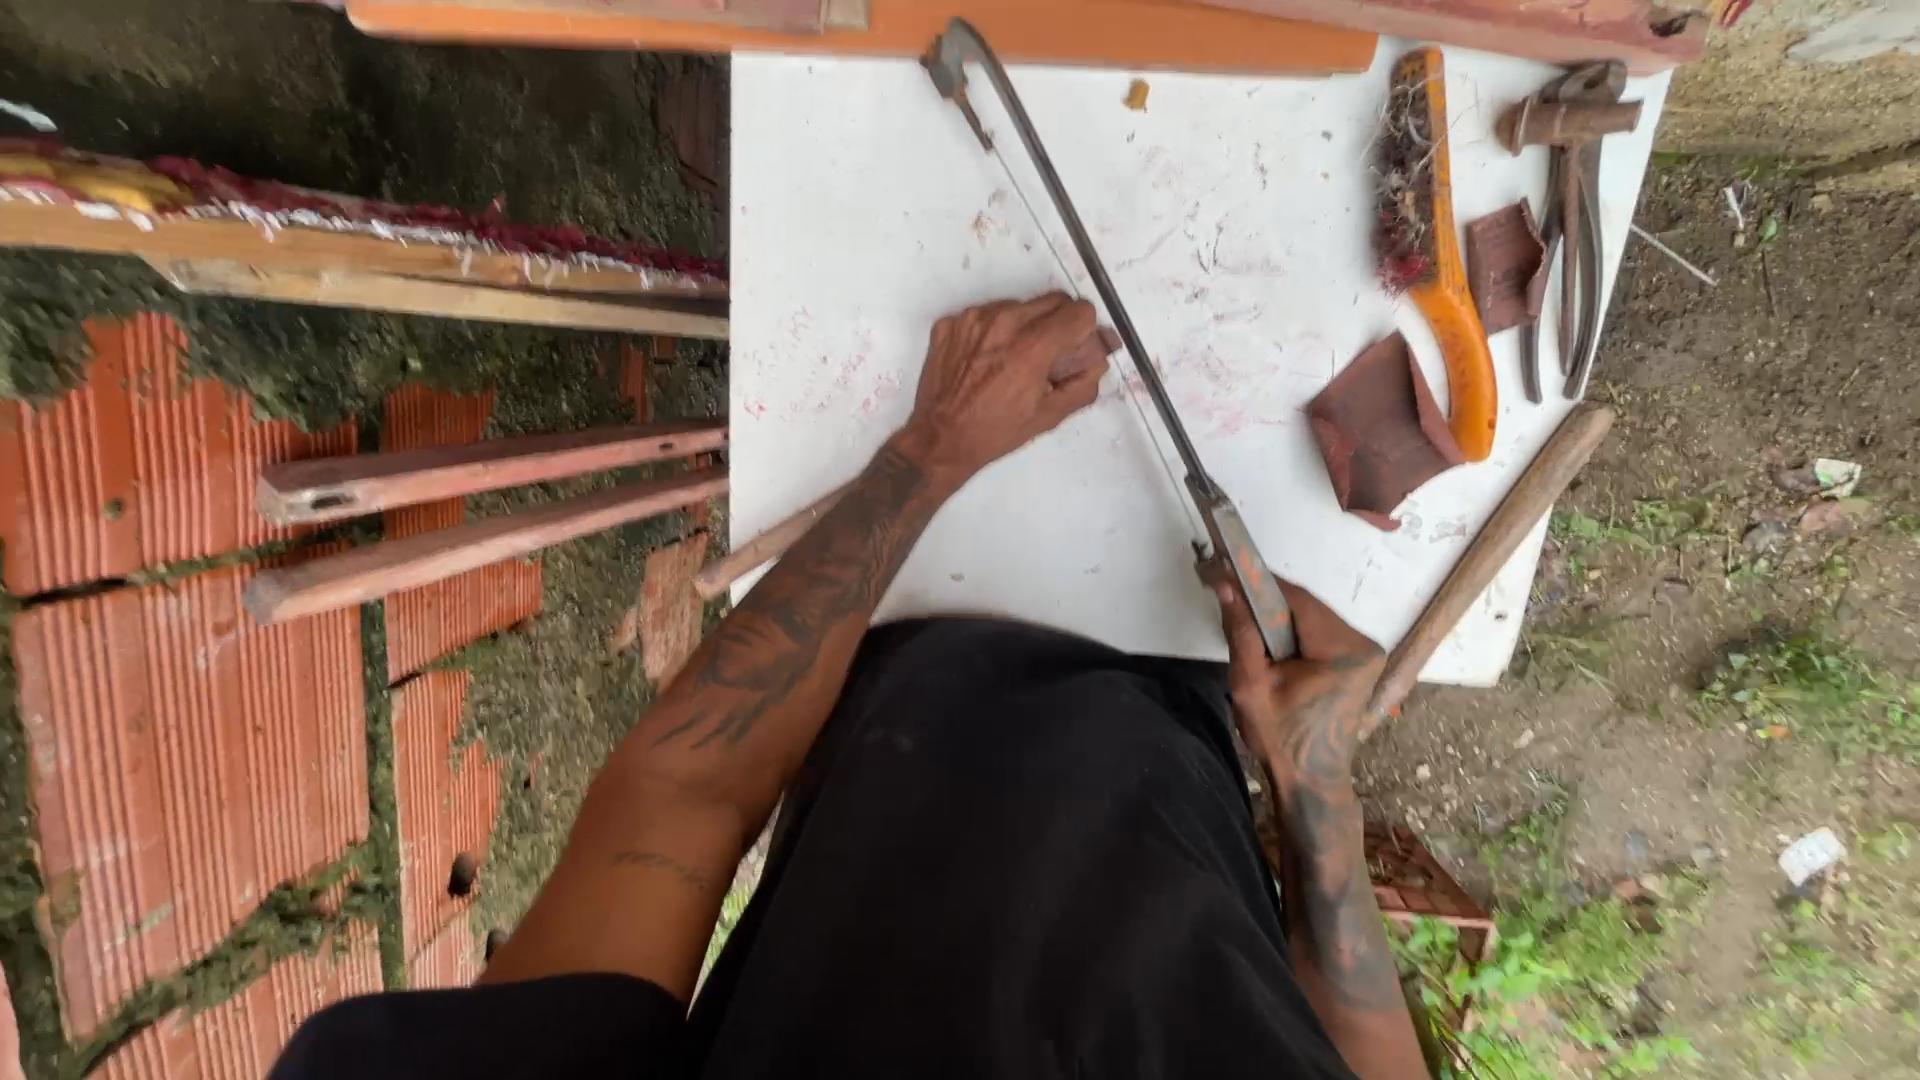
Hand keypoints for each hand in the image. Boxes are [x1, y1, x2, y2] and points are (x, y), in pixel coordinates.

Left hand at [895, 292, 1113, 482]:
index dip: (1084, 330)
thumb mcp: (1049, 416)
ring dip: (1025, 325)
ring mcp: (972, 319)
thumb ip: (1083, 383)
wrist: (940, 438)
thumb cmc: (995, 432)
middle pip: (1053, 300)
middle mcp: (1003, 323)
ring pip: (1018, 305)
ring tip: (1012, 360)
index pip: (1079, 311)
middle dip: (1059, 323)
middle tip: (1049, 354)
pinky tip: (985, 360)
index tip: (1076, 345)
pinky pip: (985, 314)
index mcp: (1032, 347)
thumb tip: (1098, 359)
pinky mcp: (950, 323)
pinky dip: (992, 332)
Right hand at [1205, 564, 1384, 786]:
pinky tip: (1267, 639)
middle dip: (1265, 600)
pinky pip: (1317, 630)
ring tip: (1242, 618)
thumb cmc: (1279, 736)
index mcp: (1344, 650)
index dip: (1258, 583)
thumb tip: (1225, 585)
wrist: (1309, 778)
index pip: (1297, 599)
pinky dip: (1290, 629)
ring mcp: (1364, 652)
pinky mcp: (1356, 660)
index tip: (1224, 571)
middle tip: (1228, 596)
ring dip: (1276, 615)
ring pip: (1310, 616)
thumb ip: (1241, 630)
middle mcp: (1363, 644)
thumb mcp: (1250, 682)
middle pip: (1305, 605)